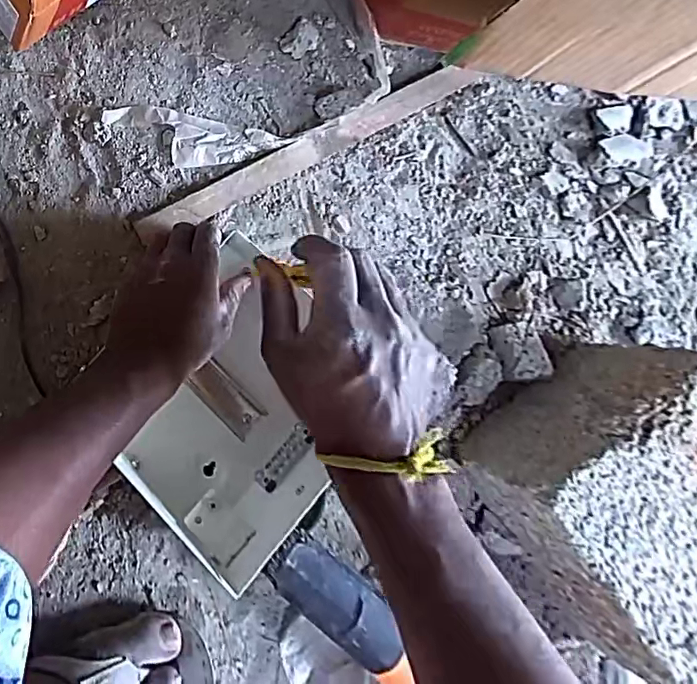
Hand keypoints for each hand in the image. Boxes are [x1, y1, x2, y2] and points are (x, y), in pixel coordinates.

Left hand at [104, 220, 252, 385]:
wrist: (143, 361)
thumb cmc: (186, 348)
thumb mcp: (220, 325)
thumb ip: (232, 295)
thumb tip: (244, 279)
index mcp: (200, 270)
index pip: (207, 233)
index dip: (213, 232)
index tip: (216, 237)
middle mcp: (173, 261)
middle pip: (182, 230)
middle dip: (192, 234)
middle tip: (198, 247)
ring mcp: (148, 267)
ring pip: (160, 239)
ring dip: (171, 243)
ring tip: (178, 259)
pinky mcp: (130, 277)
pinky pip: (144, 258)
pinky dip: (154, 260)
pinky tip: (159, 276)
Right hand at [256, 236, 450, 458]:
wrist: (373, 450)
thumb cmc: (324, 407)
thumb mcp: (281, 354)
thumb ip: (275, 303)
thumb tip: (270, 270)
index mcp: (342, 325)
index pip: (333, 258)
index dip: (314, 245)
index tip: (302, 250)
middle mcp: (382, 323)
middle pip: (361, 260)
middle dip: (334, 257)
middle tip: (316, 269)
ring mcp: (410, 333)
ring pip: (384, 279)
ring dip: (358, 277)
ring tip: (340, 296)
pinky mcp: (426, 346)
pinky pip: (401, 306)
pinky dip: (379, 304)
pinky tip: (364, 324)